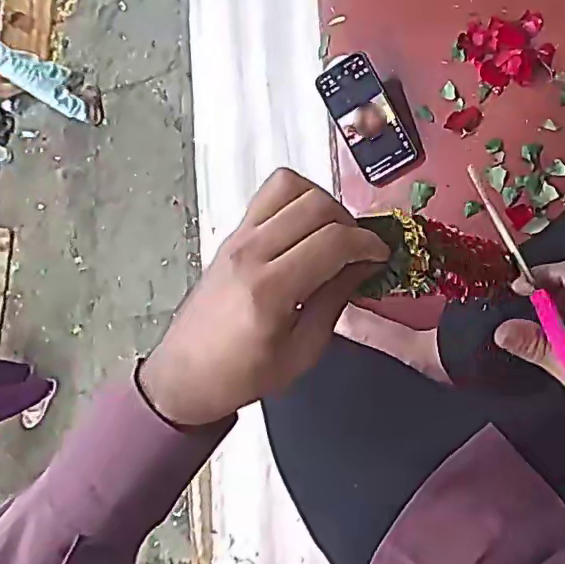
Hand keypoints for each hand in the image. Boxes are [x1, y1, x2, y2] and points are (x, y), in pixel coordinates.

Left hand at [141, 169, 388, 426]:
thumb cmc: (241, 374)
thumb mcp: (304, 351)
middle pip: (316, 206)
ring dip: (323, 202)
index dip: (367, 244)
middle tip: (358, 248)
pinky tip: (307, 227)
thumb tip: (364, 265)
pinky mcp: (232, 235)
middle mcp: (250, 255)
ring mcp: (238, 239)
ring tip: (332, 232)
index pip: (333, 241)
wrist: (185, 377)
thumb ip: (336, 299)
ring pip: (291, 186)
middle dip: (351, 223)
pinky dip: (297, 199)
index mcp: (269, 291)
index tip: (380, 254)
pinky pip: (270, 194)